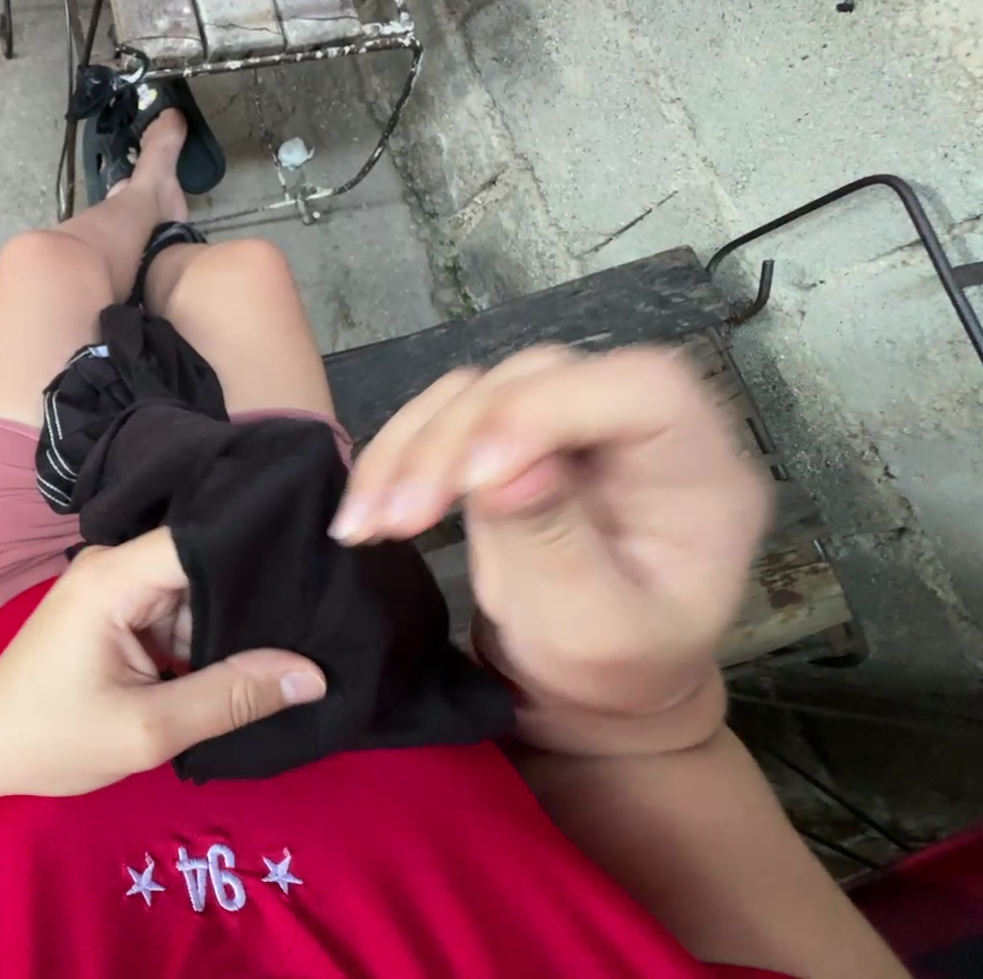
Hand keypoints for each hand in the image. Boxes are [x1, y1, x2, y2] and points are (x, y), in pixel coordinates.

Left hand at [0, 528, 325, 799]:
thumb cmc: (52, 738)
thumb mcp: (148, 729)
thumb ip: (230, 697)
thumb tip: (312, 673)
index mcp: (113, 577)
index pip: (200, 534)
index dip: (259, 543)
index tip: (322, 558)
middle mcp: (114, 565)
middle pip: (202, 560)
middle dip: (255, 589)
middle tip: (324, 613)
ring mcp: (114, 586)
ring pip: (194, 589)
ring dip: (233, 619)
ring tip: (299, 640)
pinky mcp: (117, 610)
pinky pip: (176, 610)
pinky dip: (205, 635)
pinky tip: (249, 657)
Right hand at [329, 345, 770, 715]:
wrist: (581, 680)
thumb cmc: (608, 668)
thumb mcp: (592, 630)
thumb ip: (555, 545)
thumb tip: (504, 472)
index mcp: (695, 472)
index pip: (640, 388)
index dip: (547, 412)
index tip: (471, 485)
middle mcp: (631, 429)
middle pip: (533, 380)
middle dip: (450, 443)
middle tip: (397, 521)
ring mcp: (562, 426)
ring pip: (470, 392)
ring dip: (406, 451)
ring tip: (367, 524)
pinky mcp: (503, 438)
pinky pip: (435, 417)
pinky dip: (390, 457)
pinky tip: (366, 508)